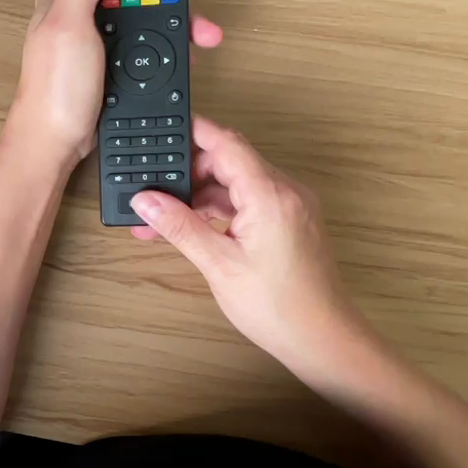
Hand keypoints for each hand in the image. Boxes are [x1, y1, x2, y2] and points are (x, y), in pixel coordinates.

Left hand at [5, 0, 228, 164]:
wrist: (53, 139)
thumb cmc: (55, 86)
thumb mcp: (66, 25)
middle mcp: (80, 8)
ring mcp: (97, 36)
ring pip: (147, 10)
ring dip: (181, 13)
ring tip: (207, 28)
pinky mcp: (111, 61)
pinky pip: (148, 41)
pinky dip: (172, 40)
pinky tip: (189, 48)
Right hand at [129, 117, 365, 374]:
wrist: (323, 341)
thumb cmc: (276, 306)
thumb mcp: (218, 264)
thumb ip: (180, 226)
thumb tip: (144, 200)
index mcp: (270, 194)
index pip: (227, 144)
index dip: (194, 131)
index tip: (163, 127)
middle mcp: (285, 191)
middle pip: (229, 161)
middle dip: (188, 171)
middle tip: (151, 186)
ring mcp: (290, 206)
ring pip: (236, 183)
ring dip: (199, 196)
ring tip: (161, 217)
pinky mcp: (289, 222)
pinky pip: (248, 201)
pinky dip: (218, 210)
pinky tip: (190, 228)